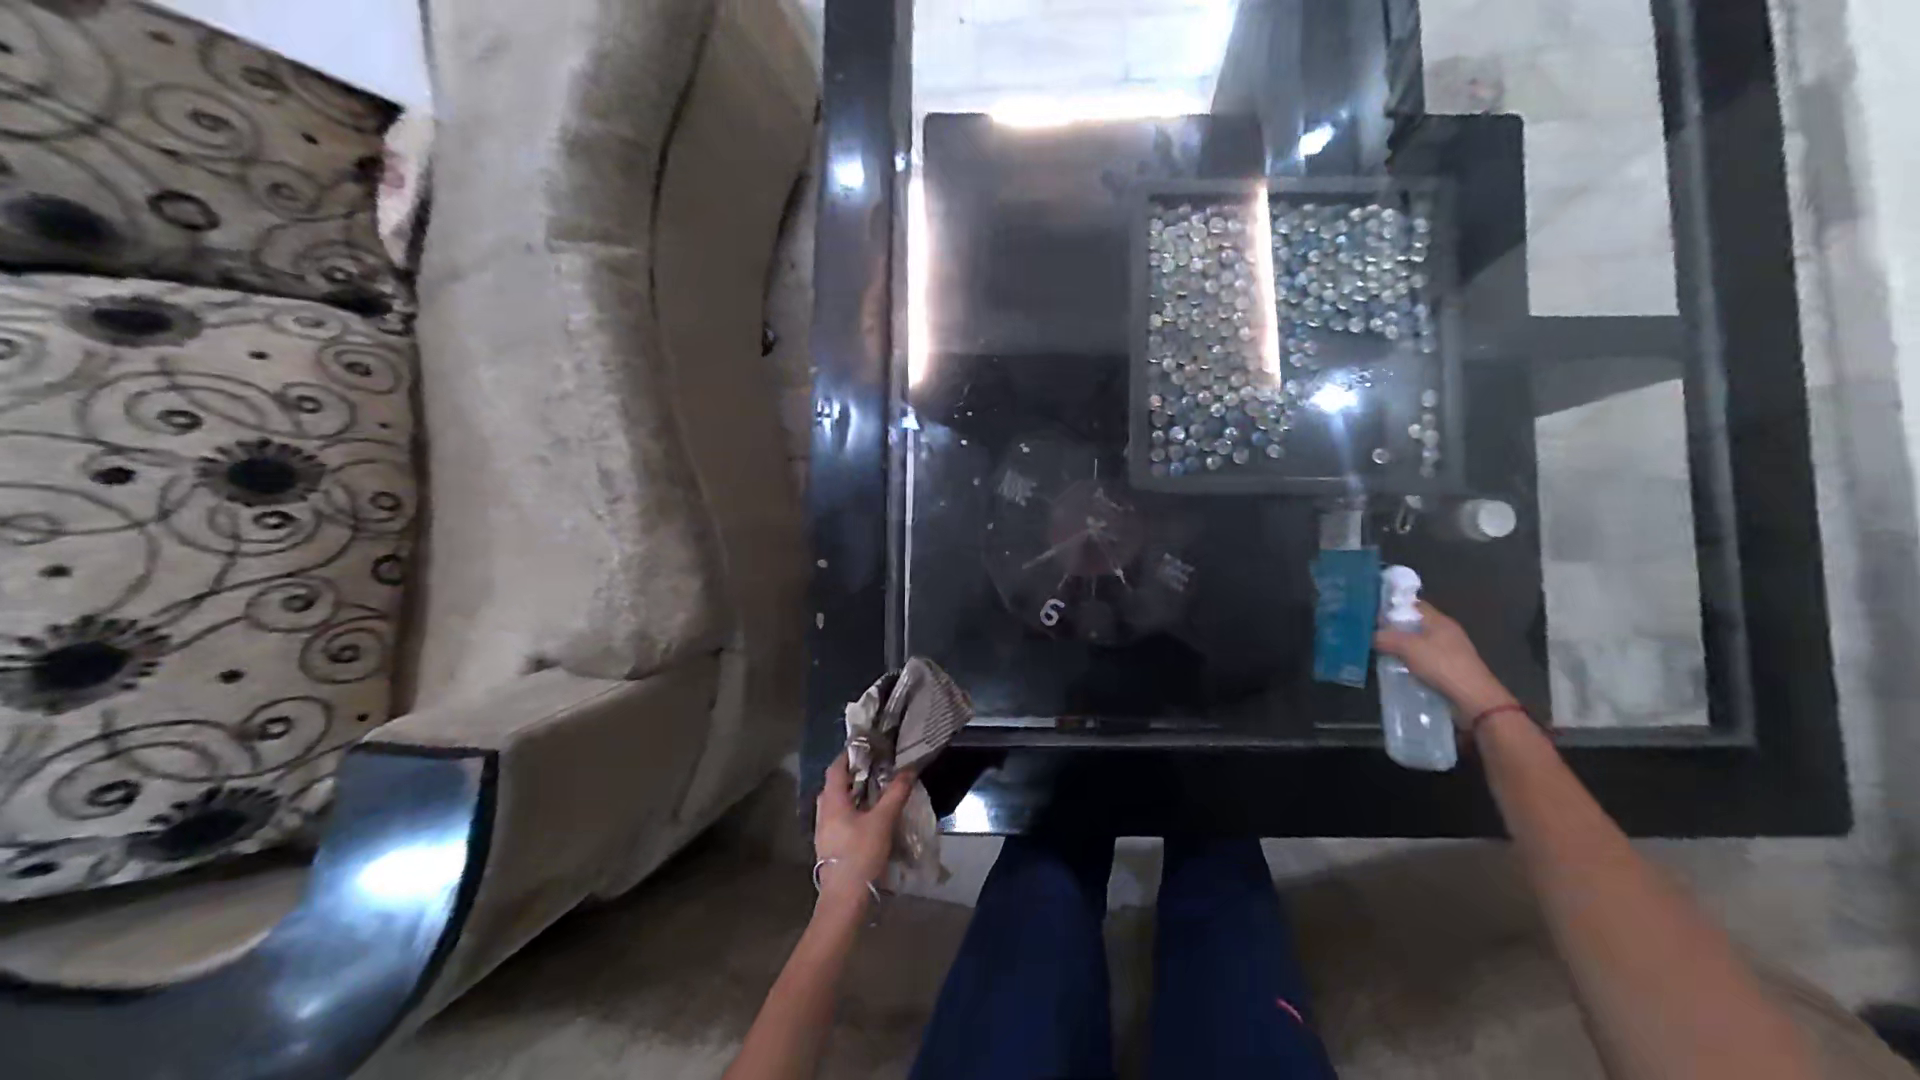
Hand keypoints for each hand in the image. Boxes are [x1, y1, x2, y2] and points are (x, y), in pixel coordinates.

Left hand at [813, 752, 914, 909]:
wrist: (844, 900)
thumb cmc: (860, 856)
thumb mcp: (882, 821)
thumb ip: (895, 794)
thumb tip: (909, 769)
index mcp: (832, 802)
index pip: (836, 768)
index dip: (849, 755)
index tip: (868, 747)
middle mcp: (823, 813)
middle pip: (834, 785)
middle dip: (852, 774)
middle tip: (875, 768)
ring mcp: (824, 831)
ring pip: (836, 803)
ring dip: (852, 794)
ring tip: (874, 791)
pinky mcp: (829, 846)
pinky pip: (838, 818)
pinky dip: (852, 810)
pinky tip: (868, 818)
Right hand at [1374, 600, 1518, 725]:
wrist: (1473, 698)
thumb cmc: (1441, 664)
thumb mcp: (1407, 647)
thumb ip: (1386, 637)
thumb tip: (1370, 635)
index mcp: (1439, 621)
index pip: (1414, 605)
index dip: (1394, 606)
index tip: (1373, 612)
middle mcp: (1446, 632)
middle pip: (1415, 624)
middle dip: (1394, 628)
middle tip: (1371, 633)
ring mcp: (1449, 651)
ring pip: (1418, 643)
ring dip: (1401, 647)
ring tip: (1379, 652)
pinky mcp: (1449, 667)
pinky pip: (1424, 658)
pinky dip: (1410, 661)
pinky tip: (1397, 668)